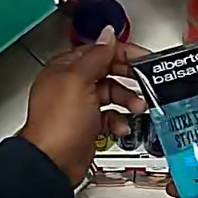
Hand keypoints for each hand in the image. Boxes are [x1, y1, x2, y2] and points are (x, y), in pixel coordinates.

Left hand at [19, 31, 147, 184]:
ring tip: (138, 107)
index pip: (98, 51)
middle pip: (107, 72)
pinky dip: (119, 120)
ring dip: (127, 100)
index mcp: (66, 69)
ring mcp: (80, 107)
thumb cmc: (58, 124)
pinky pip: (110, 117)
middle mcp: (72, 85)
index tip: (143, 58)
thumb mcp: (79, 81)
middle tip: (145, 82)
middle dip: (128, 78)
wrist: (53, 163)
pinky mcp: (88, 126)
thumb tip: (107, 34)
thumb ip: (96, 56)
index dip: (121, 53)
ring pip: (111, 95)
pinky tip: (121, 126)